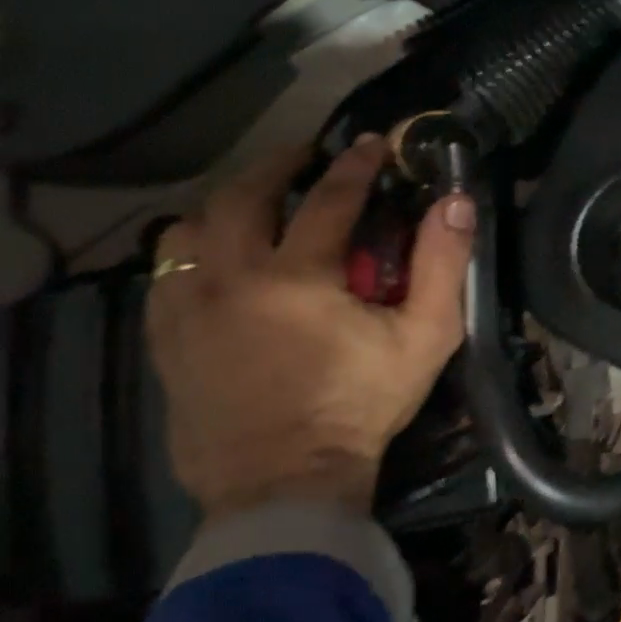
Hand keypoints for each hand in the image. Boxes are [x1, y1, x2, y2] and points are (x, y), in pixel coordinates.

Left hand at [147, 137, 476, 518]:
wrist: (284, 479)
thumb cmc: (363, 403)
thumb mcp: (426, 335)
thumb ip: (443, 264)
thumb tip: (456, 203)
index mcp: (297, 278)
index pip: (328, 199)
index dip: (355, 165)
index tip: (373, 142)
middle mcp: (230, 281)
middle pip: (239, 199)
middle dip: (276, 166)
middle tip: (307, 155)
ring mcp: (186, 311)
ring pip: (186, 231)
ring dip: (224, 205)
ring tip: (257, 203)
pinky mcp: (165, 340)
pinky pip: (164, 273)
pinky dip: (193, 249)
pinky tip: (219, 257)